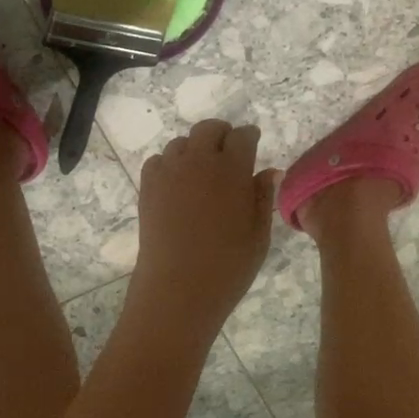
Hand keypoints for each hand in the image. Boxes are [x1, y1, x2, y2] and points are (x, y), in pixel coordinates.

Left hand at [128, 120, 280, 335]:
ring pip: (182, 142)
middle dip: (221, 134)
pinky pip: (159, 160)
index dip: (249, 136)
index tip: (253, 141)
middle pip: (209, 129)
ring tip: (201, 171)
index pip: (242, 136)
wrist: (177, 288)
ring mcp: (170, 170)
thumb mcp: (258, 236)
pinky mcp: (148, 185)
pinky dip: (170, 164)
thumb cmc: (227, 267)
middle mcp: (199, 160)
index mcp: (232, 170)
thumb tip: (270, 171)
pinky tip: (177, 184)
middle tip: (228, 151)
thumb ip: (263, 198)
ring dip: (194, 149)